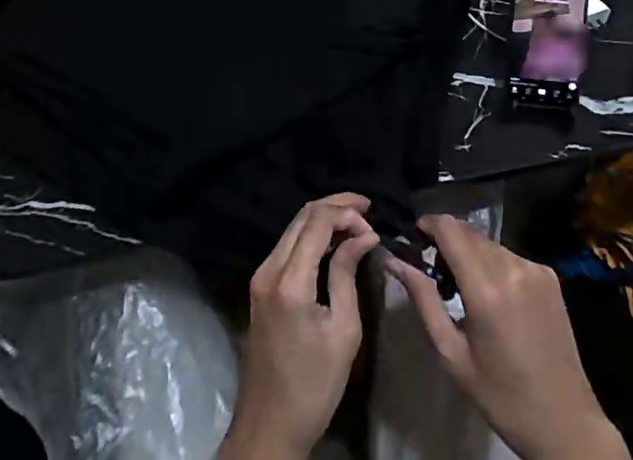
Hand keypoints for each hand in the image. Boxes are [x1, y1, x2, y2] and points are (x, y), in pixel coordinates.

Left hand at [219, 193, 381, 459]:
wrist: (269, 425)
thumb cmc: (314, 385)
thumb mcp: (343, 330)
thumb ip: (347, 274)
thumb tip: (364, 235)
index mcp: (289, 282)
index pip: (317, 221)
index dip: (347, 213)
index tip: (373, 225)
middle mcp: (268, 270)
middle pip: (302, 216)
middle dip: (336, 206)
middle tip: (368, 209)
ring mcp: (260, 278)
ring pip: (293, 227)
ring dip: (324, 218)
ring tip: (357, 222)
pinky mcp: (261, 288)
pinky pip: (288, 246)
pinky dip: (312, 235)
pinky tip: (335, 242)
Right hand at [384, 215, 629, 459]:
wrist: (562, 417)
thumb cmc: (499, 393)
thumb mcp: (451, 352)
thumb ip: (423, 299)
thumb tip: (394, 261)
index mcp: (486, 289)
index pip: (451, 230)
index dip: (429, 224)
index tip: (413, 235)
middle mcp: (513, 268)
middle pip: (470, 233)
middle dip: (447, 241)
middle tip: (431, 268)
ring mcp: (536, 269)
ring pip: (490, 244)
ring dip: (470, 253)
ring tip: (461, 286)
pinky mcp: (550, 276)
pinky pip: (511, 257)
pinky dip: (494, 264)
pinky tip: (493, 296)